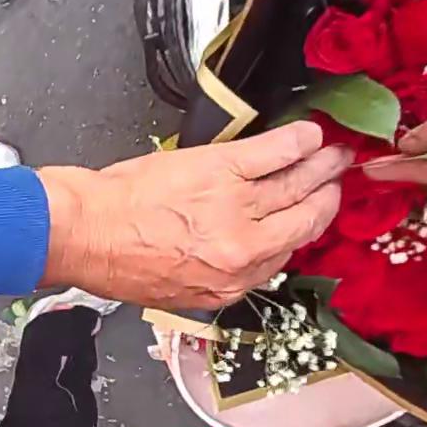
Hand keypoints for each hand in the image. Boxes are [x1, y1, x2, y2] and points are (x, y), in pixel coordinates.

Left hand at [37, 121, 350, 308]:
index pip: (284, 256)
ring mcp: (235, 207)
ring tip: (337, 155)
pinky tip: (311, 135)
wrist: (88, 233)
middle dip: (327, 198)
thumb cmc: (121, 262)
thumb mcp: (177, 291)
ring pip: (295, 185)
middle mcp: (243, 249)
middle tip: (337, 181)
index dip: (300, 232)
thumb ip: (221, 279)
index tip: (309, 216)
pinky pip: (272, 154)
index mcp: (231, 283)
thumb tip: (248, 259)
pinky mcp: (220, 170)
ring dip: (322, 167)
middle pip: (303, 221)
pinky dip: (296, 142)